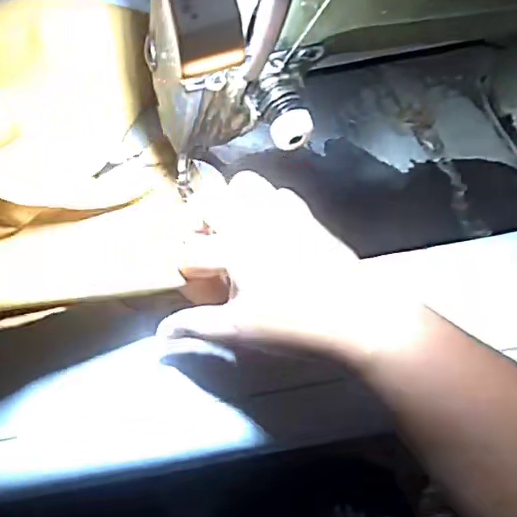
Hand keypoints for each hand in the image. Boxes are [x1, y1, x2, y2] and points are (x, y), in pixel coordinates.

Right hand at [159, 170, 428, 367]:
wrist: (354, 314)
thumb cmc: (290, 324)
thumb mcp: (237, 330)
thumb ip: (197, 326)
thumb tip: (161, 332)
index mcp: (230, 248)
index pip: (188, 249)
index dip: (186, 270)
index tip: (196, 286)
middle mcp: (251, 220)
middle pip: (208, 201)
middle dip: (199, 222)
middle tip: (207, 248)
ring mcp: (281, 212)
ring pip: (244, 184)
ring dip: (232, 202)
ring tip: (234, 230)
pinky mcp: (305, 215)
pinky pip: (278, 193)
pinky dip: (266, 204)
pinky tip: (270, 230)